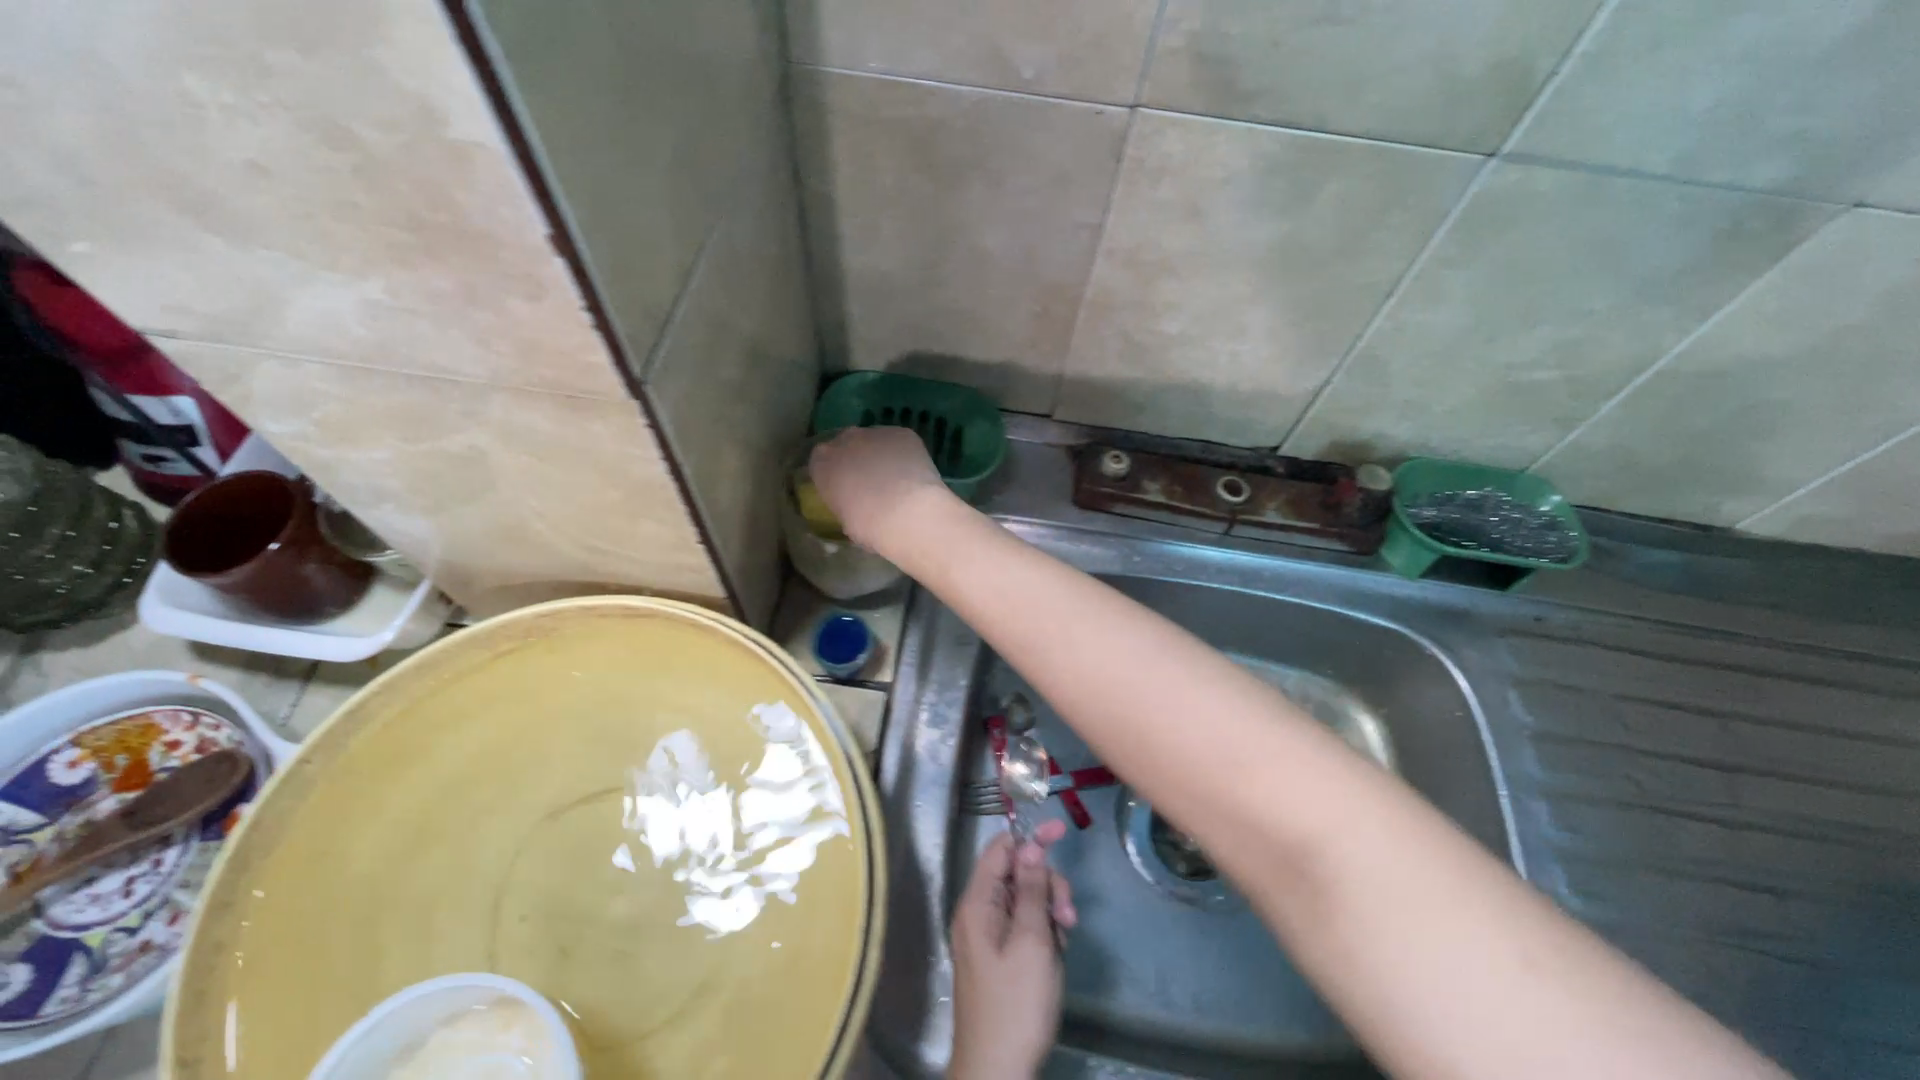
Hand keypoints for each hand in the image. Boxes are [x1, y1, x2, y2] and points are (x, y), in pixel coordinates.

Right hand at [807, 427, 956, 552]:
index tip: (845, 487)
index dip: (835, 473)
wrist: (905, 513)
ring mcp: (875, 433)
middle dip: (858, 459)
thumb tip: (855, 504)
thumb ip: (845, 503)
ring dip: (882, 455)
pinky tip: (914, 473)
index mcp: (822, 463)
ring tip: (897, 479)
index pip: (821, 461)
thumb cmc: (868, 526)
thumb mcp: (845, 520)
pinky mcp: (903, 433)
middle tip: (872, 482)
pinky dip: (905, 454)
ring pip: (876, 441)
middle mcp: (845, 440)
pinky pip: (901, 442)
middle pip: (848, 444)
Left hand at [949, 821, 1078, 1079]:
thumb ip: (1032, 891)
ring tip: (1063, 942)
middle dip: (1047, 886)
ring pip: (1025, 901)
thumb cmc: (1016, 1004)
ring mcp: (987, 937)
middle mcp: (977, 914)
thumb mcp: (1031, 942)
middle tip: (1067, 917)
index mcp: (976, 904)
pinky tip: (1055, 955)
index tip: (1061, 830)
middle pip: (1017, 874)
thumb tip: (1030, 845)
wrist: (997, 1069)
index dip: (1030, 837)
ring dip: (1049, 913)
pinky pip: (1024, 927)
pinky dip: (1043, 934)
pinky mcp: (999, 957)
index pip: (1000, 850)